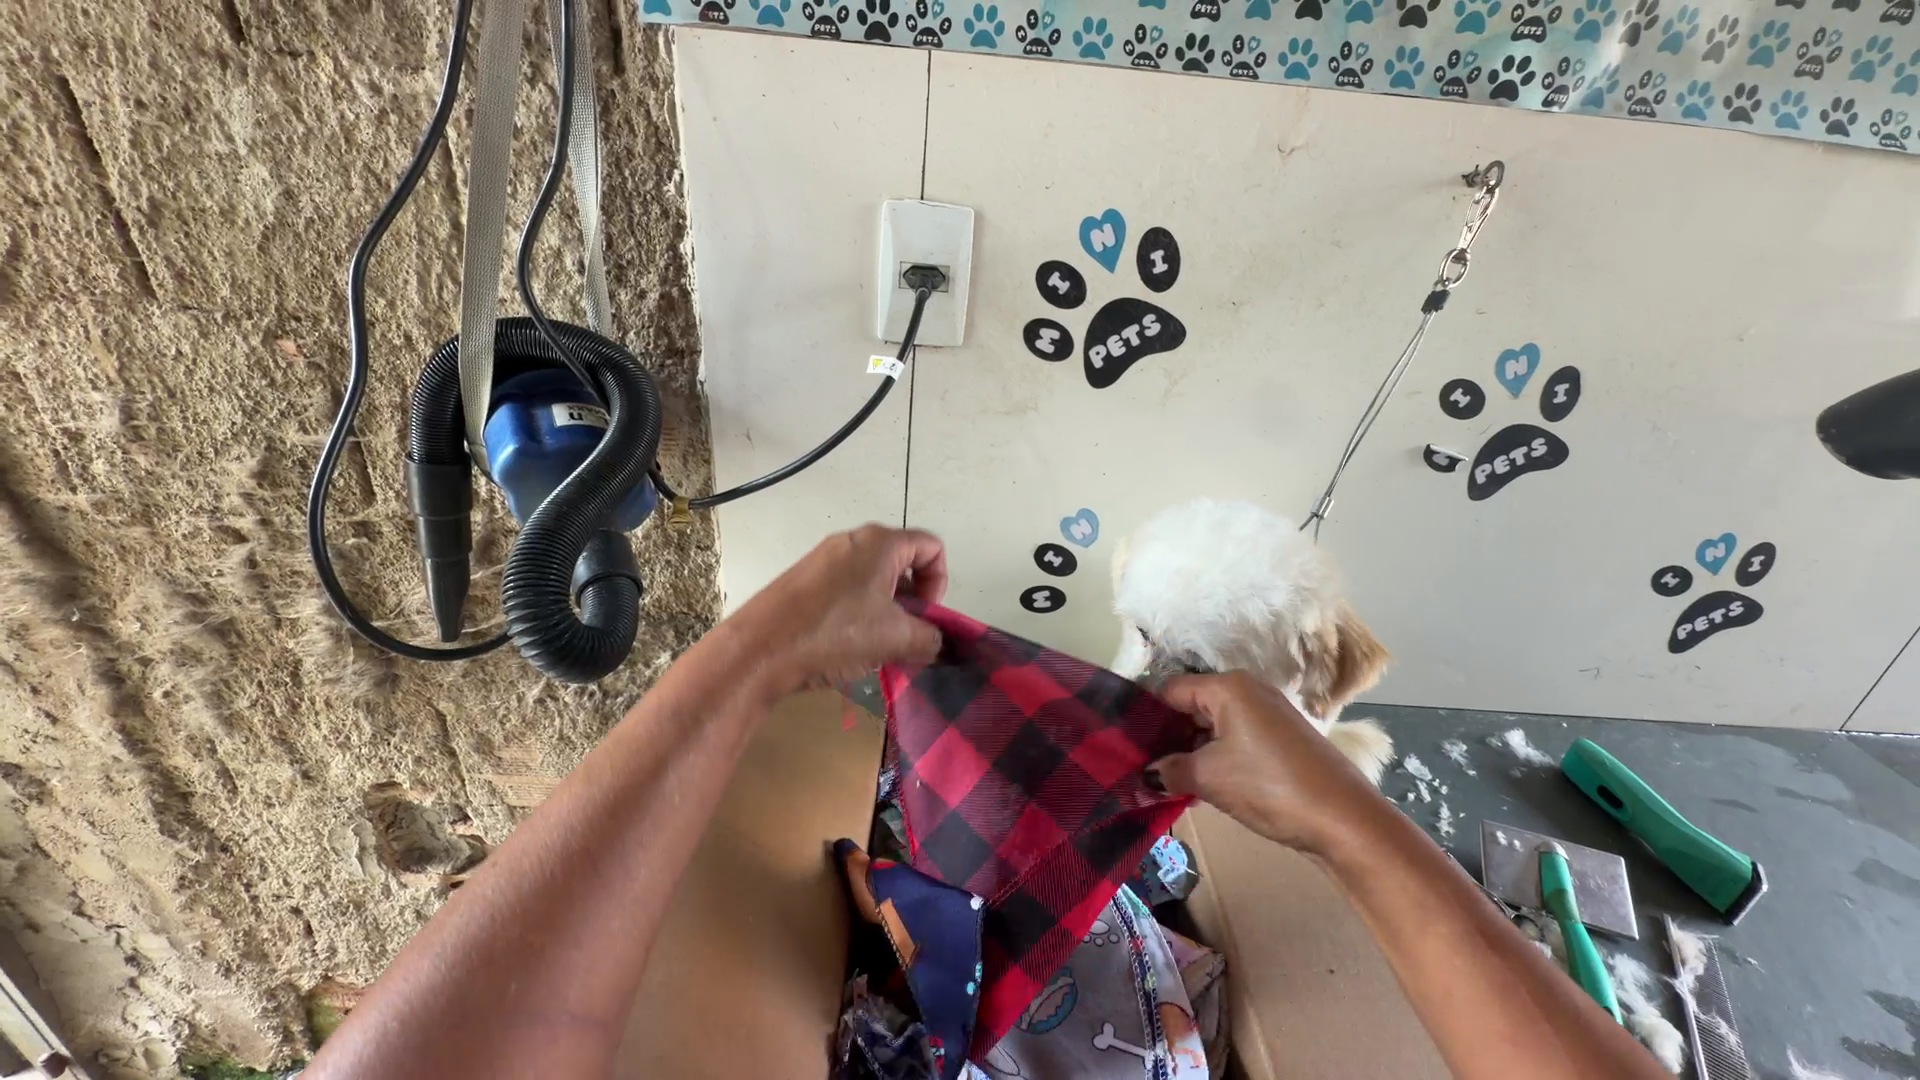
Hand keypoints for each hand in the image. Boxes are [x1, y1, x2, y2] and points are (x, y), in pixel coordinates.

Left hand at [736, 525, 947, 693]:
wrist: (761, 648)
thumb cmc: (836, 633)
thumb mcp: (895, 638)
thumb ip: (929, 637)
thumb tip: (936, 643)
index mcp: (881, 543)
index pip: (932, 548)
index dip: (939, 583)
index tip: (926, 616)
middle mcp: (853, 540)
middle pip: (902, 562)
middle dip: (912, 601)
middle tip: (905, 636)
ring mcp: (824, 557)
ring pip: (873, 578)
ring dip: (885, 610)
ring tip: (877, 646)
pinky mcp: (804, 578)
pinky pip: (846, 588)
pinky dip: (858, 611)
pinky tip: (847, 645)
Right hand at [1149, 672, 1387, 855]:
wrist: (1345, 821)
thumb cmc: (1270, 786)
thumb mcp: (1208, 778)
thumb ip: (1168, 771)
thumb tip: (1143, 776)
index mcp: (1227, 687)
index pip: (1169, 690)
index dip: (1145, 716)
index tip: (1124, 744)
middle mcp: (1248, 691)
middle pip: (1191, 705)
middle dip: (1167, 736)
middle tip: (1141, 766)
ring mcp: (1268, 714)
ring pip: (1213, 725)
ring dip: (1190, 751)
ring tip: (1166, 780)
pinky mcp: (1281, 739)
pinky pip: (1234, 738)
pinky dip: (1215, 757)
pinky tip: (1201, 784)